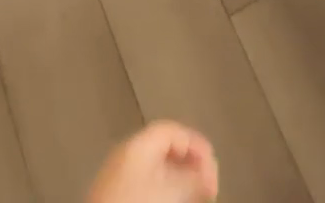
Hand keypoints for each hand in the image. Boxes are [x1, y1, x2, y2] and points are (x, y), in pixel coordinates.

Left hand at [87, 121, 218, 202]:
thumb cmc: (135, 200)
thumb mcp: (172, 187)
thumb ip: (195, 176)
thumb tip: (208, 173)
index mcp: (138, 140)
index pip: (174, 129)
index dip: (197, 143)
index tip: (211, 160)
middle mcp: (126, 149)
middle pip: (165, 147)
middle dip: (189, 162)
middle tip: (205, 179)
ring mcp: (116, 170)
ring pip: (156, 165)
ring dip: (178, 176)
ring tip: (193, 192)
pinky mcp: (112, 189)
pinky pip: (145, 179)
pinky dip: (163, 185)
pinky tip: (172, 197)